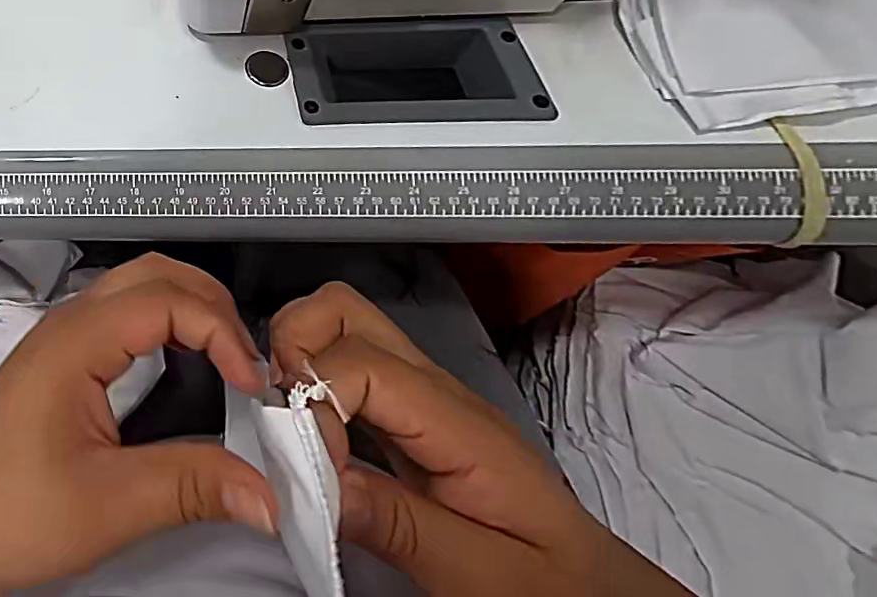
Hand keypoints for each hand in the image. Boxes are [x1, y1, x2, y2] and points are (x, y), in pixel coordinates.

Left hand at [0, 253, 278, 596]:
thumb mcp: (106, 505)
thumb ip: (190, 486)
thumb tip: (262, 491)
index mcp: (76, 339)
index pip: (167, 300)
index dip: (220, 331)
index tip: (249, 382)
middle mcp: (69, 324)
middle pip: (155, 273)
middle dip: (211, 302)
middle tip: (245, 357)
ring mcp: (62, 337)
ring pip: (138, 287)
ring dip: (188, 309)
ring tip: (225, 358)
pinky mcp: (61, 359)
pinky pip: (123, 315)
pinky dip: (165, 325)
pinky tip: (181, 365)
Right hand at [270, 282, 693, 596]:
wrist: (597, 587)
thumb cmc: (558, 586)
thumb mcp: (488, 578)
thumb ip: (403, 528)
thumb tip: (321, 483)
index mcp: (456, 420)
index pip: (361, 363)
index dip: (315, 398)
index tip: (305, 460)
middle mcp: (430, 385)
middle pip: (342, 307)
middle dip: (293, 342)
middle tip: (280, 412)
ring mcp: (415, 389)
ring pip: (336, 321)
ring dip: (295, 355)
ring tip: (289, 421)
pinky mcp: (401, 406)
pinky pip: (341, 359)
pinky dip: (305, 377)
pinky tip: (307, 428)